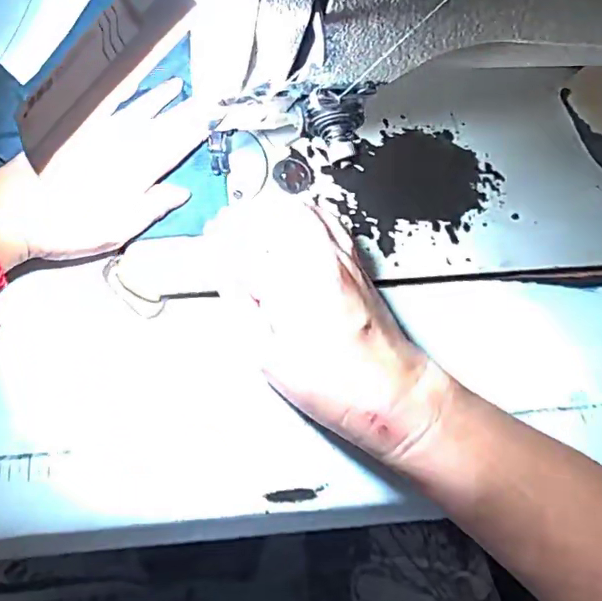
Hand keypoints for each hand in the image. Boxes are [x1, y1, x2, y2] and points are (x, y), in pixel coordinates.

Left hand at [0, 79, 213, 265]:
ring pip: (136, 109)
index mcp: (136, 171)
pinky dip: (123, 95)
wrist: (13, 207)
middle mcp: (121, 145)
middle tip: (208, 95)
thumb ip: (151, 207)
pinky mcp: (75, 127)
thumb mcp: (115, 229)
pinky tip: (130, 90)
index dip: (196, 131)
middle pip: (161, 124)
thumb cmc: (67, 226)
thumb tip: (181, 190)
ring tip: (176, 85)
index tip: (215, 117)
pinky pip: (107, 105)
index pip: (175, 146)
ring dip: (158, 97)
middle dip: (186, 110)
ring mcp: (98, 132)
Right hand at [210, 198, 455, 464]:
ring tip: (249, 224)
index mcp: (291, 287)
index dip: (218, 245)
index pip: (242, 247)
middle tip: (222, 232)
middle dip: (238, 220)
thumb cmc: (339, 386)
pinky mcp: (353, 258)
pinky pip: (323, 216)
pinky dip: (297, 211)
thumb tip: (226, 280)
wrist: (394, 391)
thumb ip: (241, 312)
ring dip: (265, 212)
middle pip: (268, 216)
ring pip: (294, 209)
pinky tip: (287, 222)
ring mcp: (338, 255)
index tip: (207, 249)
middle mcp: (316, 262)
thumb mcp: (270, 360)